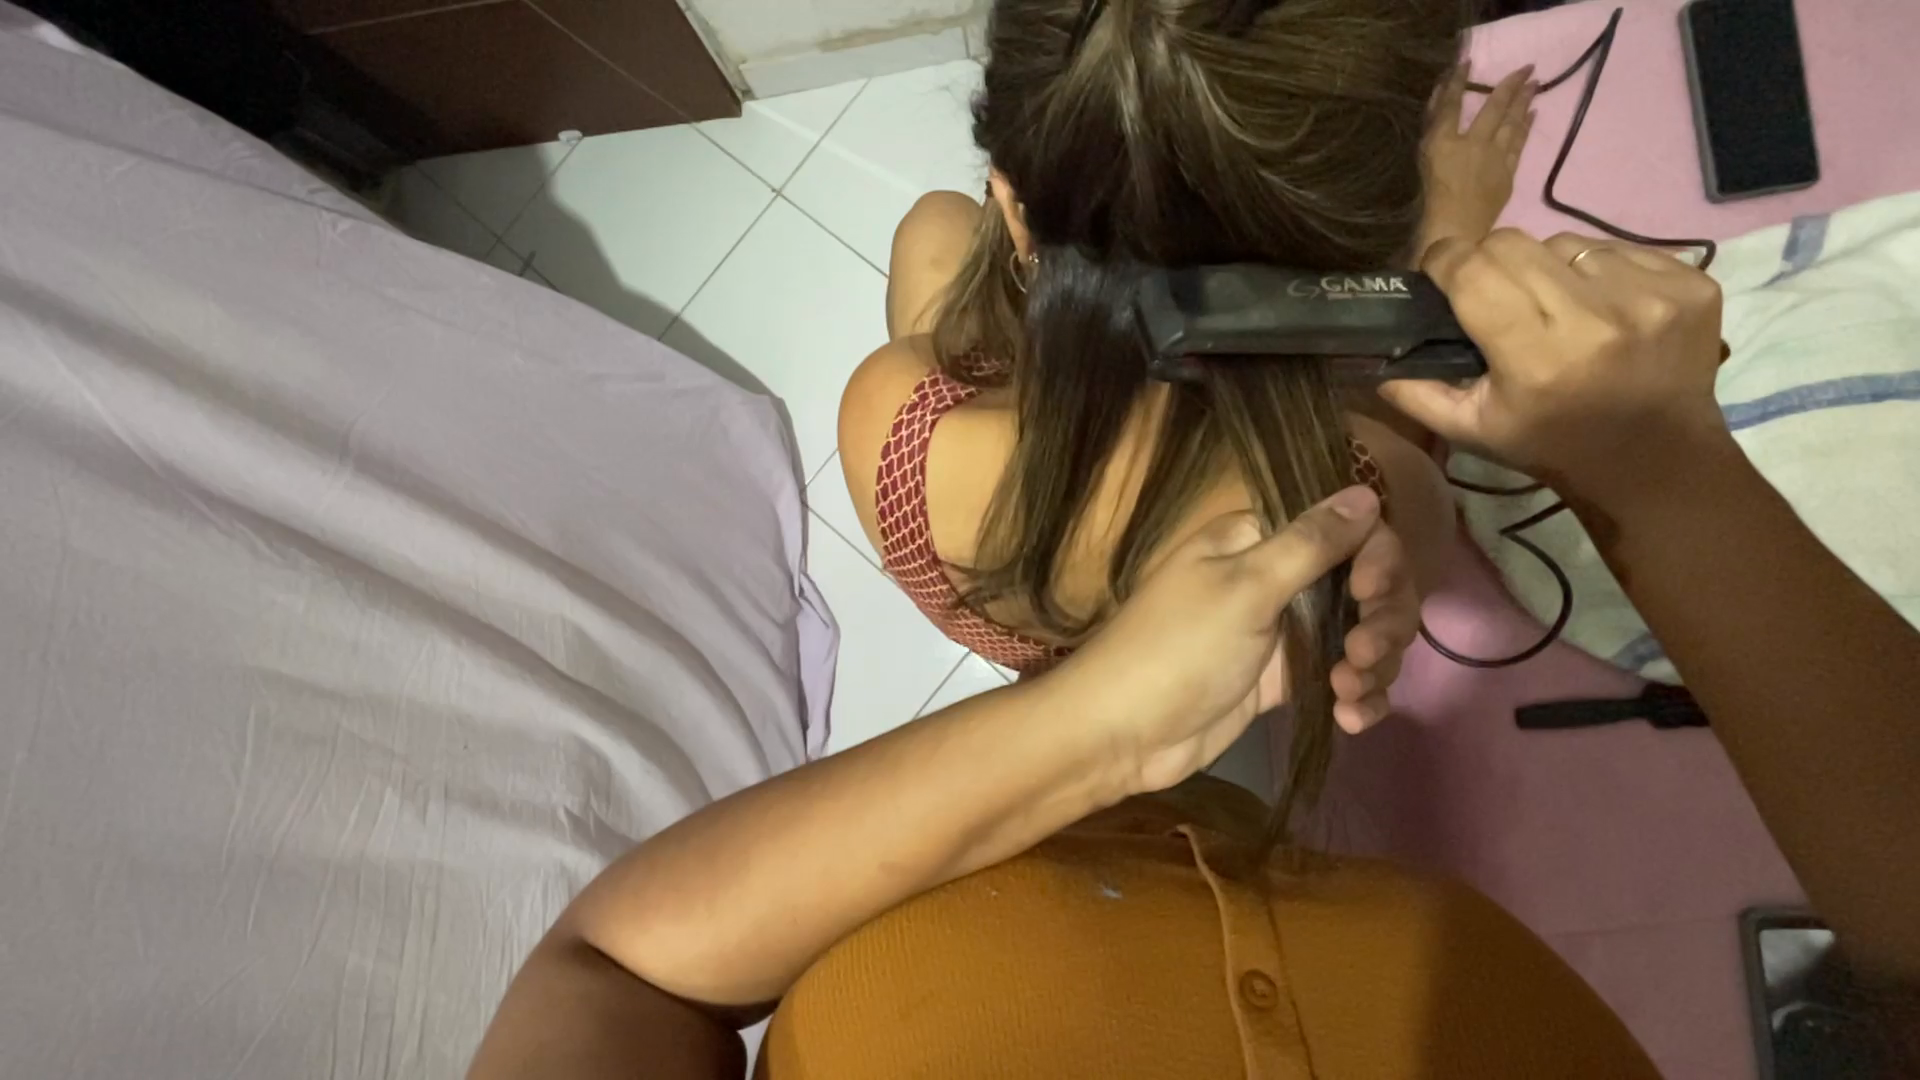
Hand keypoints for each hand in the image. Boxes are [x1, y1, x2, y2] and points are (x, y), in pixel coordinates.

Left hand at [1047, 486, 1419, 796]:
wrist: (1123, 732)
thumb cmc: (1178, 649)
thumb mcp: (1245, 589)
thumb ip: (1310, 543)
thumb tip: (1366, 491)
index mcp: (1256, 539)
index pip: (1344, 529)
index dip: (1374, 557)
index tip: (1370, 592)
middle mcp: (1273, 577)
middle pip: (1364, 583)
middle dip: (1380, 618)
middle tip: (1362, 653)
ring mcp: (1280, 630)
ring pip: (1360, 632)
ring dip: (1372, 664)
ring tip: (1347, 692)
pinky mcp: (1281, 679)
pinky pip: (1341, 676)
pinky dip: (1356, 696)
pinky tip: (1349, 718)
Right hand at [1379, 230, 1727, 504]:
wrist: (1654, 458)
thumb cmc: (1547, 444)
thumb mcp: (1469, 430)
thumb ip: (1414, 393)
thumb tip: (1372, 356)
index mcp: (1537, 357)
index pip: (1477, 271)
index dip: (1447, 261)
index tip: (1436, 270)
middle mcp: (1598, 316)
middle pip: (1514, 244)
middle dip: (1486, 260)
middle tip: (1483, 290)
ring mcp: (1651, 294)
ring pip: (1564, 242)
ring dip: (1542, 266)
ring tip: (1546, 304)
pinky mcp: (1691, 281)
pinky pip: (1616, 248)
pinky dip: (1592, 270)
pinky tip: (1596, 307)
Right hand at [1417, 62, 1537, 258]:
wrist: (1450, 237)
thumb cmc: (1422, 211)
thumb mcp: (1418, 169)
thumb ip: (1429, 134)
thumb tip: (1438, 102)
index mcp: (1441, 145)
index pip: (1448, 107)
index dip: (1455, 83)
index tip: (1464, 63)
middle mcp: (1471, 144)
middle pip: (1491, 108)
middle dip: (1507, 86)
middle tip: (1524, 69)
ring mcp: (1493, 158)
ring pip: (1511, 121)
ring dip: (1523, 100)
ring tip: (1534, 84)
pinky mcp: (1507, 173)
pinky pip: (1518, 144)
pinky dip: (1525, 126)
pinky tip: (1532, 115)